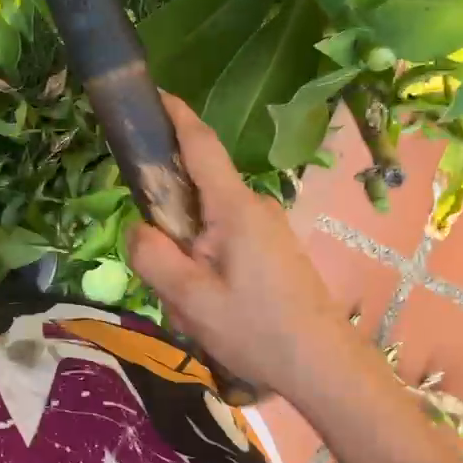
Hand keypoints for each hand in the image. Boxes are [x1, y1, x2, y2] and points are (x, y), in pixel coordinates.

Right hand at [125, 94, 350, 401]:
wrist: (325, 368)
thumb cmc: (257, 329)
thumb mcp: (190, 299)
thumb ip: (153, 256)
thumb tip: (137, 228)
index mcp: (233, 206)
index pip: (201, 144)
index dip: (176, 115)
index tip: (154, 94)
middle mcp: (253, 206)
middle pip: (196, 190)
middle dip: (168, 219)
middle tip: (160, 272)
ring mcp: (266, 227)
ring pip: (207, 222)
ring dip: (187, 253)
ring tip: (188, 307)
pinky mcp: (273, 249)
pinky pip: (224, 240)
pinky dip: (205, 263)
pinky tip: (209, 308)